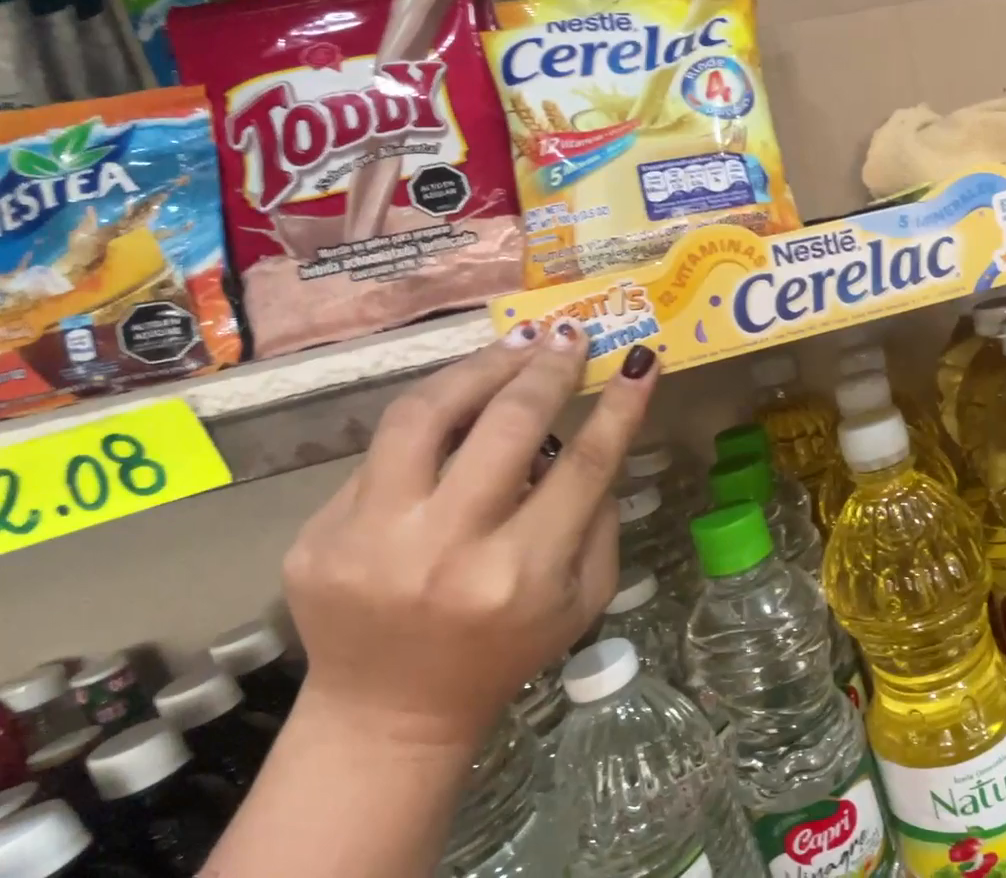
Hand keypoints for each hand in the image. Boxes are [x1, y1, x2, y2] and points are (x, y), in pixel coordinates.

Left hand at [281, 324, 659, 748]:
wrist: (389, 713)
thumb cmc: (506, 653)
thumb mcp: (583, 600)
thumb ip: (597, 522)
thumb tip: (587, 442)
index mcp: (519, 573)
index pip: (584, 465)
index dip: (620, 406)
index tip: (642, 361)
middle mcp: (445, 549)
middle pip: (506, 427)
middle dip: (547, 369)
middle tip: (570, 337)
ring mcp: (369, 538)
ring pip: (423, 417)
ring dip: (477, 369)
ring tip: (511, 345)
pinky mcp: (318, 536)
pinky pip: (383, 456)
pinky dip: (431, 423)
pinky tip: (458, 410)